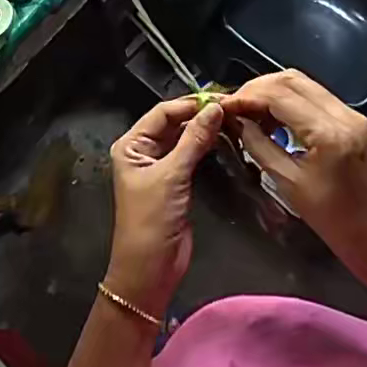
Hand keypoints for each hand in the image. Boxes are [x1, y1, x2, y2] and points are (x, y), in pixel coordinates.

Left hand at [105, 97, 223, 317]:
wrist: (150, 268)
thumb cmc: (152, 219)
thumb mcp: (171, 176)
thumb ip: (194, 140)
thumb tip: (215, 108)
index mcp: (131, 144)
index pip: (162, 112)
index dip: (190, 104)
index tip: (221, 98)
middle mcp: (142, 151)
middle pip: (173, 123)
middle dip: (200, 115)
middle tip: (234, 106)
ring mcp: (159, 166)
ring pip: (184, 139)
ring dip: (205, 130)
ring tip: (235, 118)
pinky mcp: (175, 182)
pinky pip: (191, 156)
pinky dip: (207, 147)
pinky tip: (226, 139)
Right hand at [220, 71, 366, 289]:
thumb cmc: (335, 220)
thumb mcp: (289, 183)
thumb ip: (259, 145)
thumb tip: (236, 121)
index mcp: (328, 133)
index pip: (278, 95)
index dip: (245, 97)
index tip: (223, 107)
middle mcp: (344, 115)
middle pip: (290, 80)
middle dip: (256, 89)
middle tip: (234, 107)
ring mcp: (353, 116)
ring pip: (303, 83)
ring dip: (271, 91)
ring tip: (249, 112)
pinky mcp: (354, 121)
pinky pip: (314, 97)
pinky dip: (288, 100)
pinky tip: (273, 118)